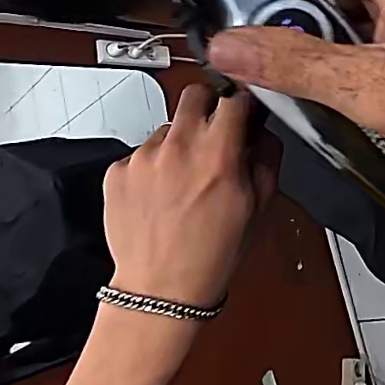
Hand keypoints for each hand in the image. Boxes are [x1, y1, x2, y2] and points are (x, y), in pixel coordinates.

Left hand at [102, 84, 277, 310]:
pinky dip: (151, 167)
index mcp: (217, 153)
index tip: (241, 110)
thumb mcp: (258, 209)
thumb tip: (263, 131)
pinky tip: (159, 195)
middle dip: (208, 106)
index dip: (240, 101)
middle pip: (194, 94)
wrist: (159, 290)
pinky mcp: (118, 169)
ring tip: (182, 182)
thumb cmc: (210, 256)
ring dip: (178, 144)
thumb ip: (266, 159)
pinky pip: (140, 153)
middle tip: (211, 133)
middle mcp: (178, 146)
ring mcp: (143, 156)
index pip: (233, 96)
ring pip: (167, 128)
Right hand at [206, 0, 384, 168]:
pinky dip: (344, 51)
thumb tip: (224, 47)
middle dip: (288, 23)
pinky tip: (338, 87)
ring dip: (316, 42)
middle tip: (264, 68)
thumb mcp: (372, 87)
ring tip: (296, 83)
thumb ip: (294, 64)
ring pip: (339, 6)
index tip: (235, 29)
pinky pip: (365, 24)